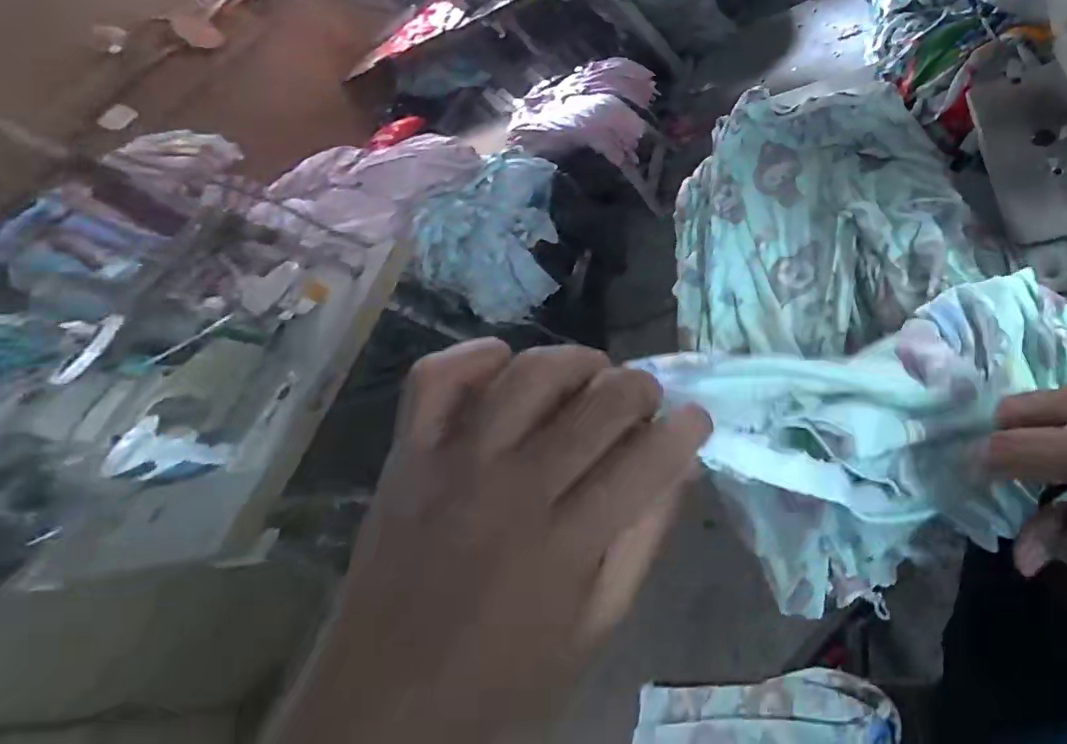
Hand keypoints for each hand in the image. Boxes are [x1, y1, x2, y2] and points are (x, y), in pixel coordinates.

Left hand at [267, 340, 710, 743]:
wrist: (372, 720)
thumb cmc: (504, 680)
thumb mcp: (598, 624)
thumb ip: (645, 537)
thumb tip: (682, 462)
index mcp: (567, 545)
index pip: (652, 455)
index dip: (689, 427)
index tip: (694, 424)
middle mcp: (513, 493)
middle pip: (604, 400)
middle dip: (645, 390)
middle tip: (646, 409)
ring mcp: (452, 468)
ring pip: (532, 373)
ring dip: (580, 364)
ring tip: (592, 384)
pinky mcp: (405, 460)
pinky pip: (437, 378)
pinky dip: (478, 357)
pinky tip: (507, 370)